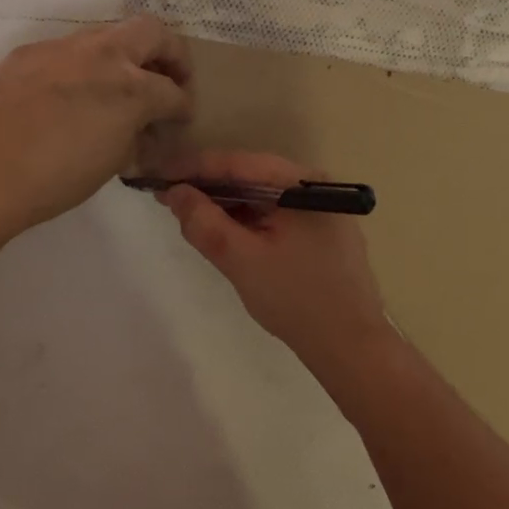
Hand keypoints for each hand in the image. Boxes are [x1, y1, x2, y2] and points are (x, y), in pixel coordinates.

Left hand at [0, 15, 193, 229]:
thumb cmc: (55, 179)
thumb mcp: (109, 165)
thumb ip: (133, 142)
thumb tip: (141, 136)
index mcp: (131, 88)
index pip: (172, 92)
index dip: (183, 107)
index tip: (181, 118)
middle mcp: (101, 55)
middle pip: (151, 32)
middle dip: (169, 53)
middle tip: (169, 79)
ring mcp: (61, 48)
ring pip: (105, 35)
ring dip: (121, 56)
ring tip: (116, 86)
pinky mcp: (26, 54)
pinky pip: (65, 52)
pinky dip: (79, 67)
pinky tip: (66, 96)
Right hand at [159, 150, 394, 363]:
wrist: (351, 345)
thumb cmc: (295, 299)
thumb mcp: (241, 260)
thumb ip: (205, 223)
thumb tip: (175, 192)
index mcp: (299, 184)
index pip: (236, 163)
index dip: (192, 167)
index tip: (157, 176)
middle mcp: (315, 186)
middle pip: (250, 176)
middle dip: (207, 185)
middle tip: (167, 198)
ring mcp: (321, 210)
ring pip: (262, 197)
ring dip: (226, 204)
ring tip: (190, 216)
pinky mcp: (322, 233)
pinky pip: (276, 215)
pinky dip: (247, 220)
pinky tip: (226, 233)